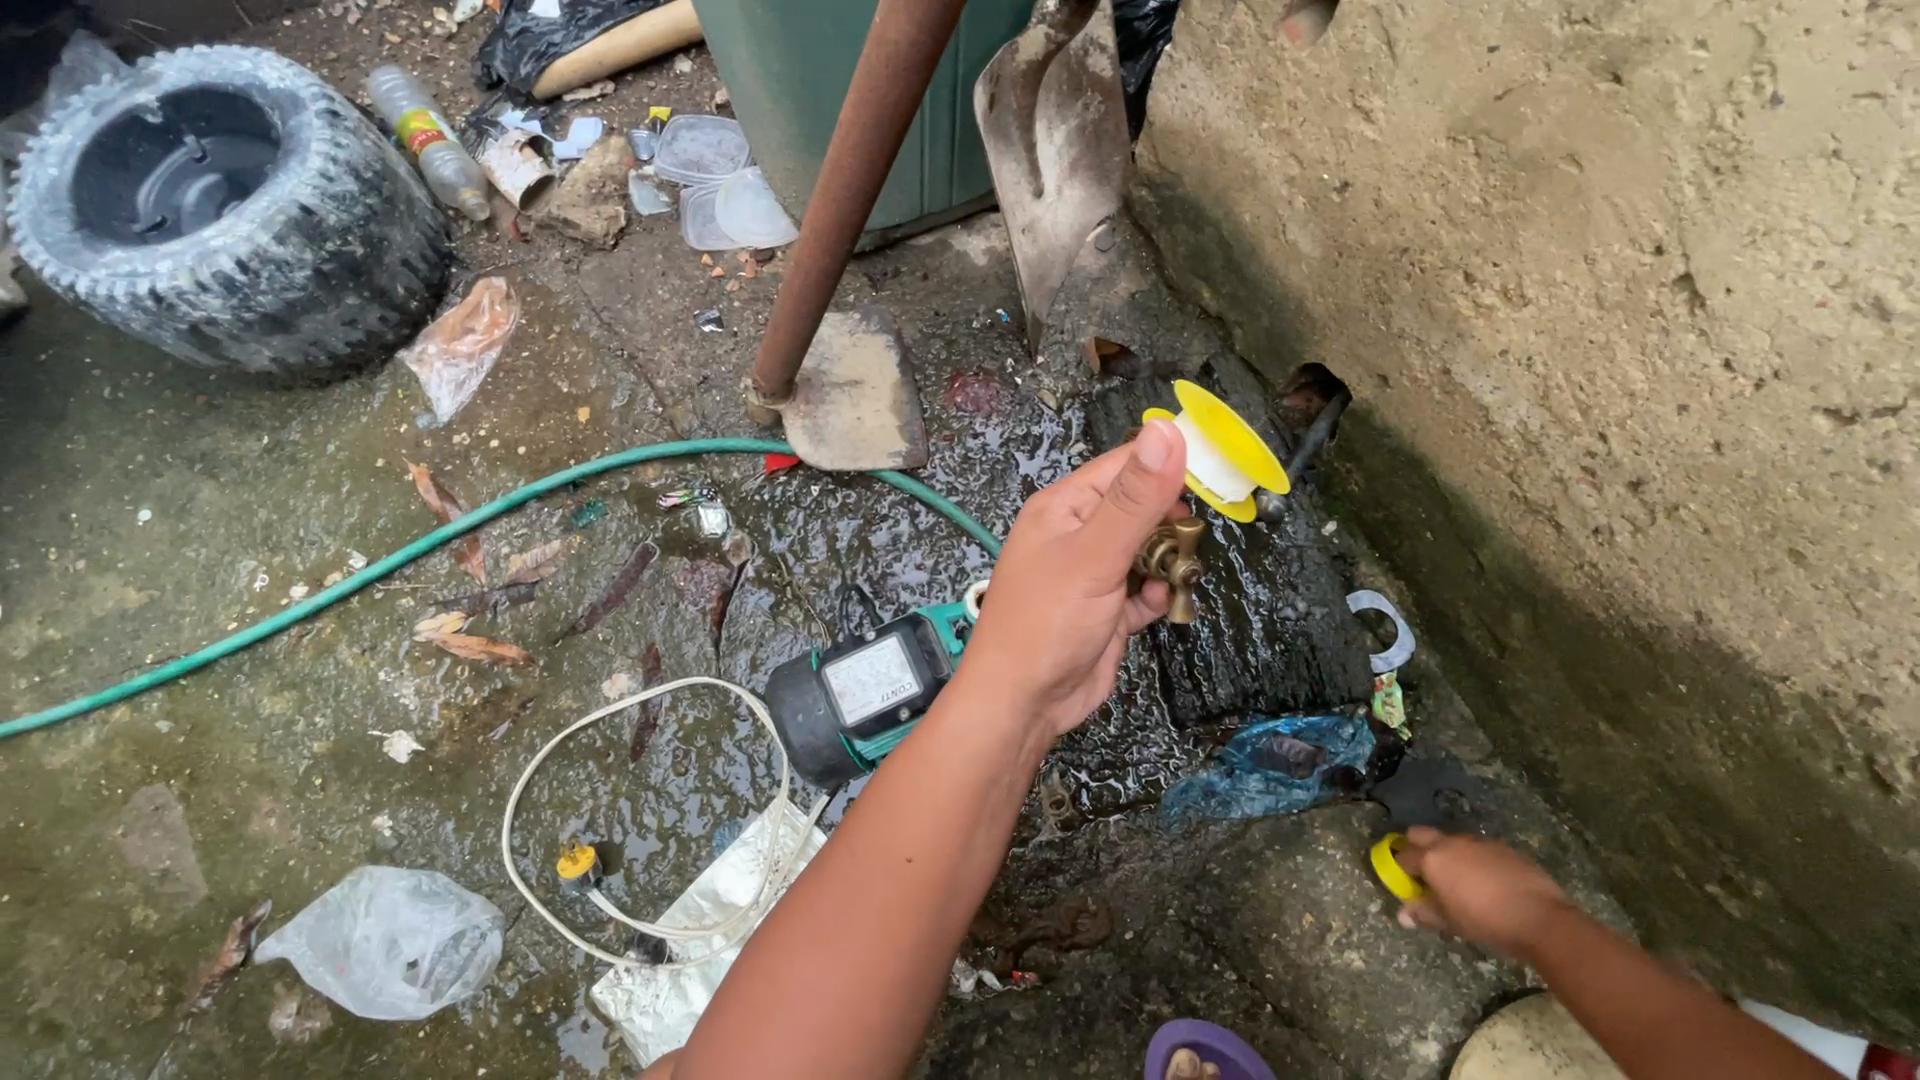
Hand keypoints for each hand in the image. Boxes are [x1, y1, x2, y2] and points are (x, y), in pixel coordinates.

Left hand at [961, 417, 1188, 738]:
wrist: (1023, 703)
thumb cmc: (1046, 622)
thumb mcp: (1094, 555)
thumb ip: (1134, 498)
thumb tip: (1167, 430)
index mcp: (1063, 507)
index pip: (1123, 467)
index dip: (1168, 464)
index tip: (1216, 470)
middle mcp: (1076, 535)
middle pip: (1140, 508)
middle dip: (1171, 520)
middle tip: (1196, 536)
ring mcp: (1092, 574)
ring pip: (1147, 550)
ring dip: (1170, 559)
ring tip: (1182, 571)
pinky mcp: (1106, 611)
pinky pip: (1143, 590)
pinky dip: (1157, 594)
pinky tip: (1160, 601)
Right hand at [1393, 827, 1576, 959]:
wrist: (1543, 919)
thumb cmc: (1487, 922)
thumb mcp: (1452, 922)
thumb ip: (1424, 914)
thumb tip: (1402, 916)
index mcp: (1431, 859)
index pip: (1403, 856)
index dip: (1402, 869)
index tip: (1409, 884)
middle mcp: (1450, 843)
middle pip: (1420, 833)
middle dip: (1417, 848)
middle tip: (1427, 873)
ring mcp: (1479, 842)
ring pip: (1452, 839)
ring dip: (1449, 853)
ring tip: (1463, 879)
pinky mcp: (1504, 847)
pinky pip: (1480, 847)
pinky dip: (1477, 858)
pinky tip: (1491, 881)